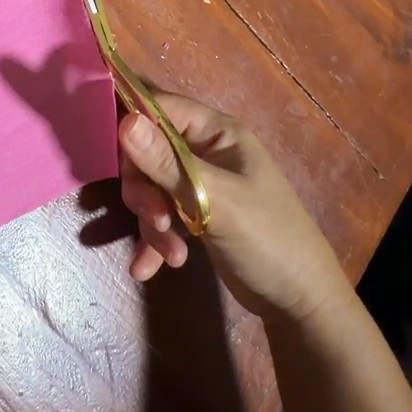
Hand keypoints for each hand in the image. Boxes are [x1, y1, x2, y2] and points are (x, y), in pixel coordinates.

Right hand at [119, 92, 351, 320]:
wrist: (301, 304)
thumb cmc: (268, 238)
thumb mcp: (215, 200)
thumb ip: (166, 162)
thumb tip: (125, 121)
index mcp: (216, 132)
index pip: (159, 107)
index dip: (130, 124)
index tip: (110, 152)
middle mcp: (205, 150)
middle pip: (148, 150)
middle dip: (143, 187)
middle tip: (154, 217)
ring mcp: (200, 183)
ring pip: (151, 185)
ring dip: (151, 219)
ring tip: (170, 251)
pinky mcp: (195, 214)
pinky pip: (161, 214)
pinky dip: (154, 238)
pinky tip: (147, 267)